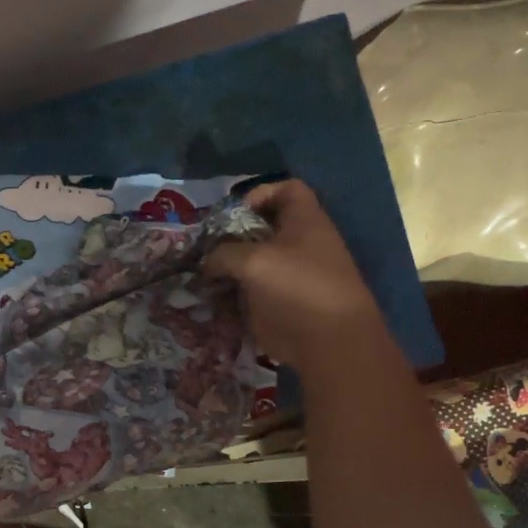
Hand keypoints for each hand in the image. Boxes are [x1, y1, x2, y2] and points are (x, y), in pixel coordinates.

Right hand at [205, 180, 385, 368]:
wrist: (326, 338)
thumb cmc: (297, 288)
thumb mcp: (254, 261)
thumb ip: (223, 254)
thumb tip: (206, 262)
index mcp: (303, 221)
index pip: (286, 189)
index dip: (259, 193)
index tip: (231, 213)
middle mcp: (296, 243)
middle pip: (260, 227)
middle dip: (229, 235)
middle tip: (204, 249)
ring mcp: (286, 273)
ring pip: (249, 260)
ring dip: (223, 267)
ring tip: (200, 277)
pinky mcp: (275, 299)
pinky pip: (246, 288)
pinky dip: (227, 291)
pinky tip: (209, 298)